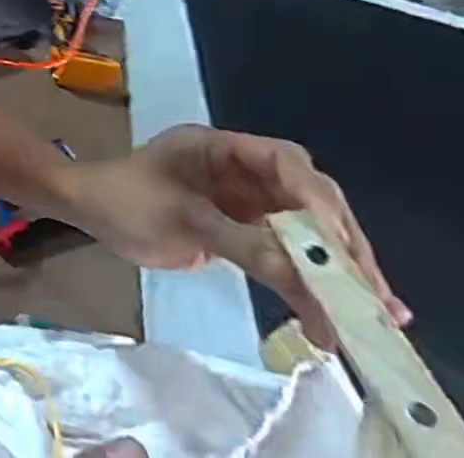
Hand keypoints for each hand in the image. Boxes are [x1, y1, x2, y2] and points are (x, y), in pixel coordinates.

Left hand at [62, 124, 408, 349]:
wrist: (87, 210)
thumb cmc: (124, 200)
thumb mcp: (182, 220)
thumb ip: (246, 245)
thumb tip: (311, 282)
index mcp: (221, 148)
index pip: (285, 162)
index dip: (318, 201)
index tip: (341, 245)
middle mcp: (239, 169)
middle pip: (305, 197)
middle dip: (340, 241)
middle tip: (373, 293)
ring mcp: (241, 199)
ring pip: (302, 229)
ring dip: (334, 269)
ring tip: (376, 316)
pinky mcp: (239, 228)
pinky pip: (282, 252)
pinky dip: (307, 281)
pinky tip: (334, 315)